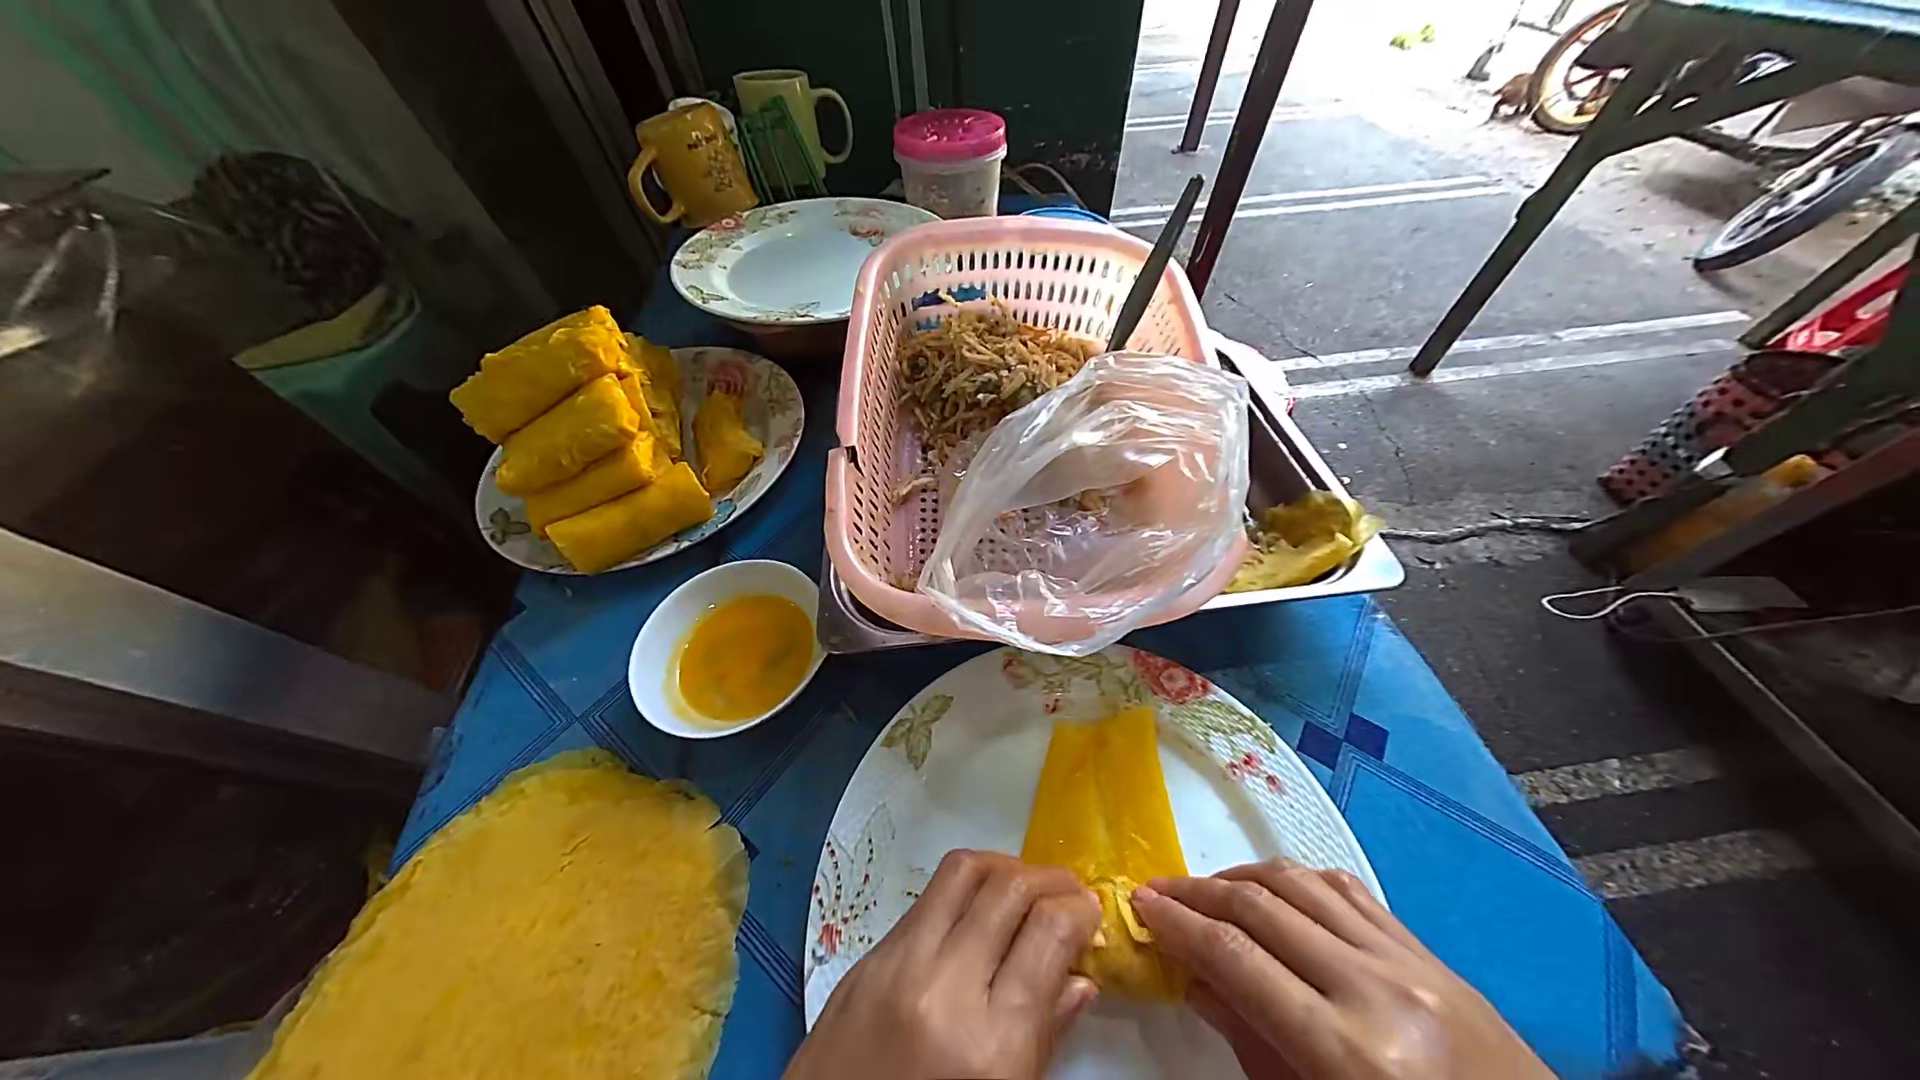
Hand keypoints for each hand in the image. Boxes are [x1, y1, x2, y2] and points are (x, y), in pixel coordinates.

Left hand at [784, 849, 1101, 1079]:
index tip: (1091, 911)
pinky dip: (964, 888)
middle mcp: (944, 987)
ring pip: (963, 871)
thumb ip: (1045, 1036)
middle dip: (1050, 879)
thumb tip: (1080, 976)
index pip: (1048, 933)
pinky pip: (927, 896)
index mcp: (990, 1045)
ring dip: (1006, 866)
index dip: (1079, 910)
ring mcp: (899, 963)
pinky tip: (979, 907)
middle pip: (1008, 888)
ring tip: (1026, 884)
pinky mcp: (869, 955)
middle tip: (1068, 890)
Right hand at [1133, 860, 1554, 1079]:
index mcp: (1349, 1053)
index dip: (1178, 925)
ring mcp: (1412, 965)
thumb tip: (1194, 978)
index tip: (1141, 906)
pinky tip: (1273, 890)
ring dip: (1240, 875)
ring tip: (1206, 888)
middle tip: (1159, 891)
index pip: (1236, 958)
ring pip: (1301, 882)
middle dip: (1197, 892)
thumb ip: (1250, 1044)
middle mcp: (1378, 991)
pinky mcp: (1433, 955)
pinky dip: (1298, 880)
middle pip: (1261, 906)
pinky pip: (1350, 891)